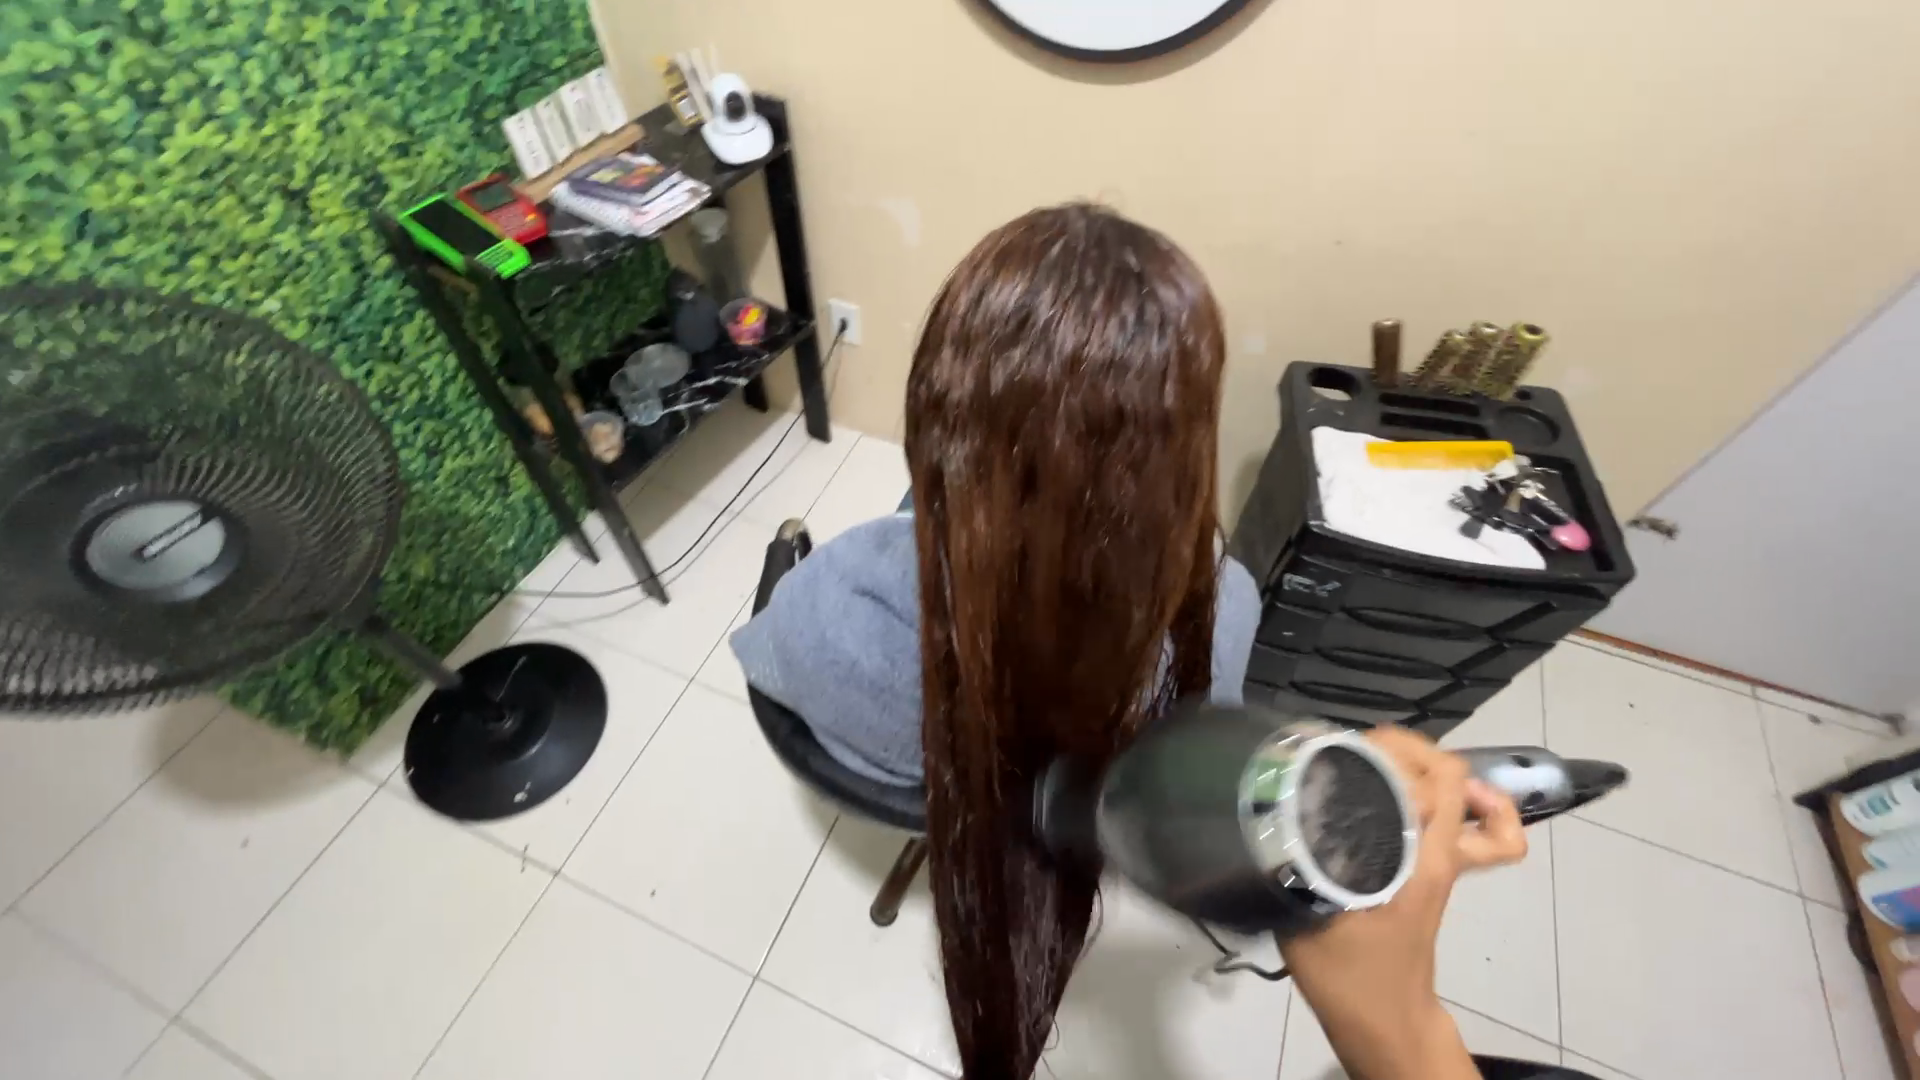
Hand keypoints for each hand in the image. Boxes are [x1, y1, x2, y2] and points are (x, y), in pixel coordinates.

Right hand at [1279, 726, 1528, 1079]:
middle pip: (1451, 776)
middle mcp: (1438, 852)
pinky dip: (1467, 804)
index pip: (1434, 783)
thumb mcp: (1306, 914)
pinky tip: (1422, 793)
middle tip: (1350, 748)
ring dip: (1430, 767)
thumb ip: (1291, 860)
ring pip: (1471, 798)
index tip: (1338, 749)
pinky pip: (1478, 833)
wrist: (1383, 1019)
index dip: (1392, 752)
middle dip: (1405, 749)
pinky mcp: (1436, 871)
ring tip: (1382, 759)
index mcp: (1415, 858)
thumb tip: (1269, 808)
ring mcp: (1444, 861)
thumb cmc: (1345, 971)